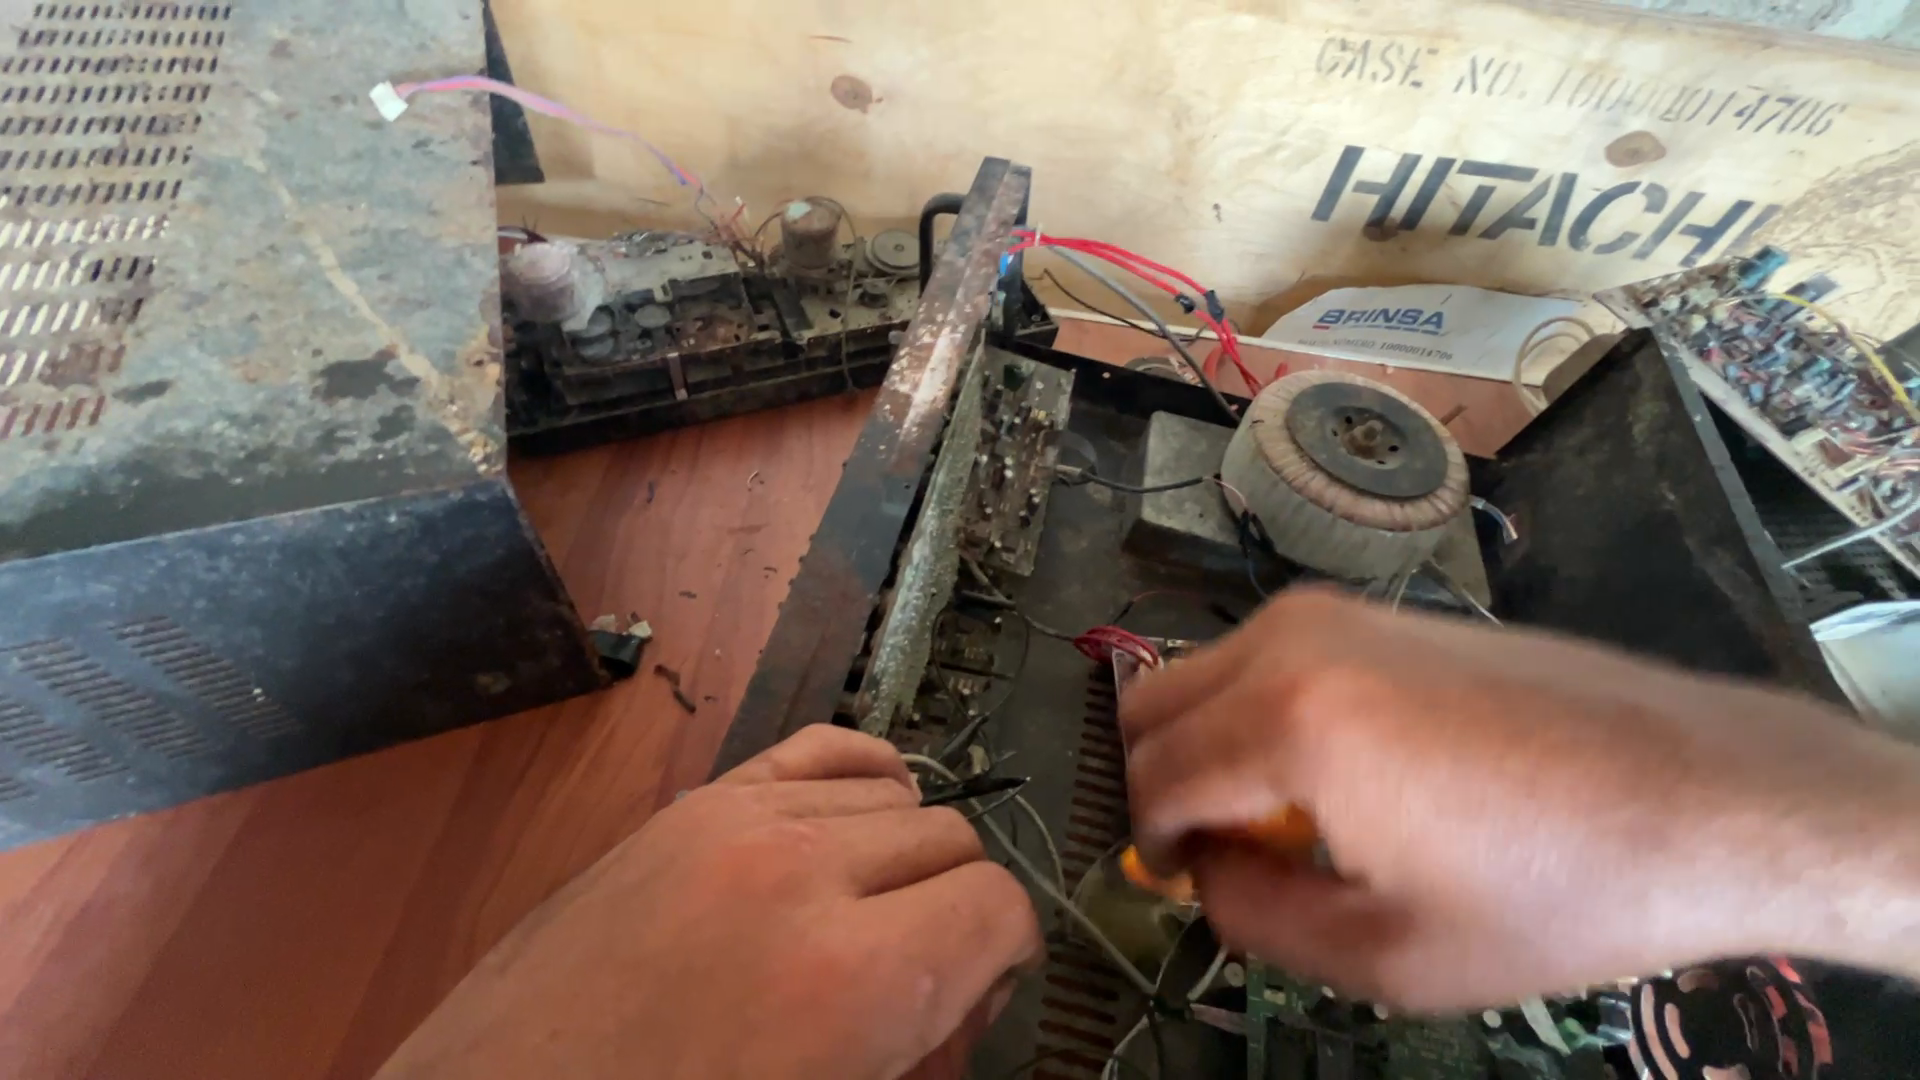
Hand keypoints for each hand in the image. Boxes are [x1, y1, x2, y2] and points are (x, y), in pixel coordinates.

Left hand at [377, 726, 1041, 1079]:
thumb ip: (922, 1054)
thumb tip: (968, 991)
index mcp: (848, 981)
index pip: (996, 906)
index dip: (1009, 950)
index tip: (982, 987)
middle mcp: (804, 871)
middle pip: (953, 839)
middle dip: (958, 907)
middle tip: (921, 971)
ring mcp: (741, 818)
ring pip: (898, 791)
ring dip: (906, 852)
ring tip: (872, 908)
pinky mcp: (697, 801)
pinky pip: (823, 748)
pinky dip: (865, 777)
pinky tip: (857, 819)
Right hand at [1121, 586, 1919, 1009]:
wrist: (1700, 785)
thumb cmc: (1553, 887)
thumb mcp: (1392, 955)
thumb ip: (1253, 916)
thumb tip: (1200, 866)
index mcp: (1288, 724)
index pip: (1156, 777)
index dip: (1151, 839)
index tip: (1180, 878)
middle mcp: (1283, 642)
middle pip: (1148, 706)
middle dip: (1158, 780)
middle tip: (1214, 842)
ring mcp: (1314, 611)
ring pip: (1190, 675)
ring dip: (1200, 742)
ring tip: (1271, 806)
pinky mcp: (1347, 606)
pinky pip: (1245, 657)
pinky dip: (1241, 709)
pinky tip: (1316, 759)